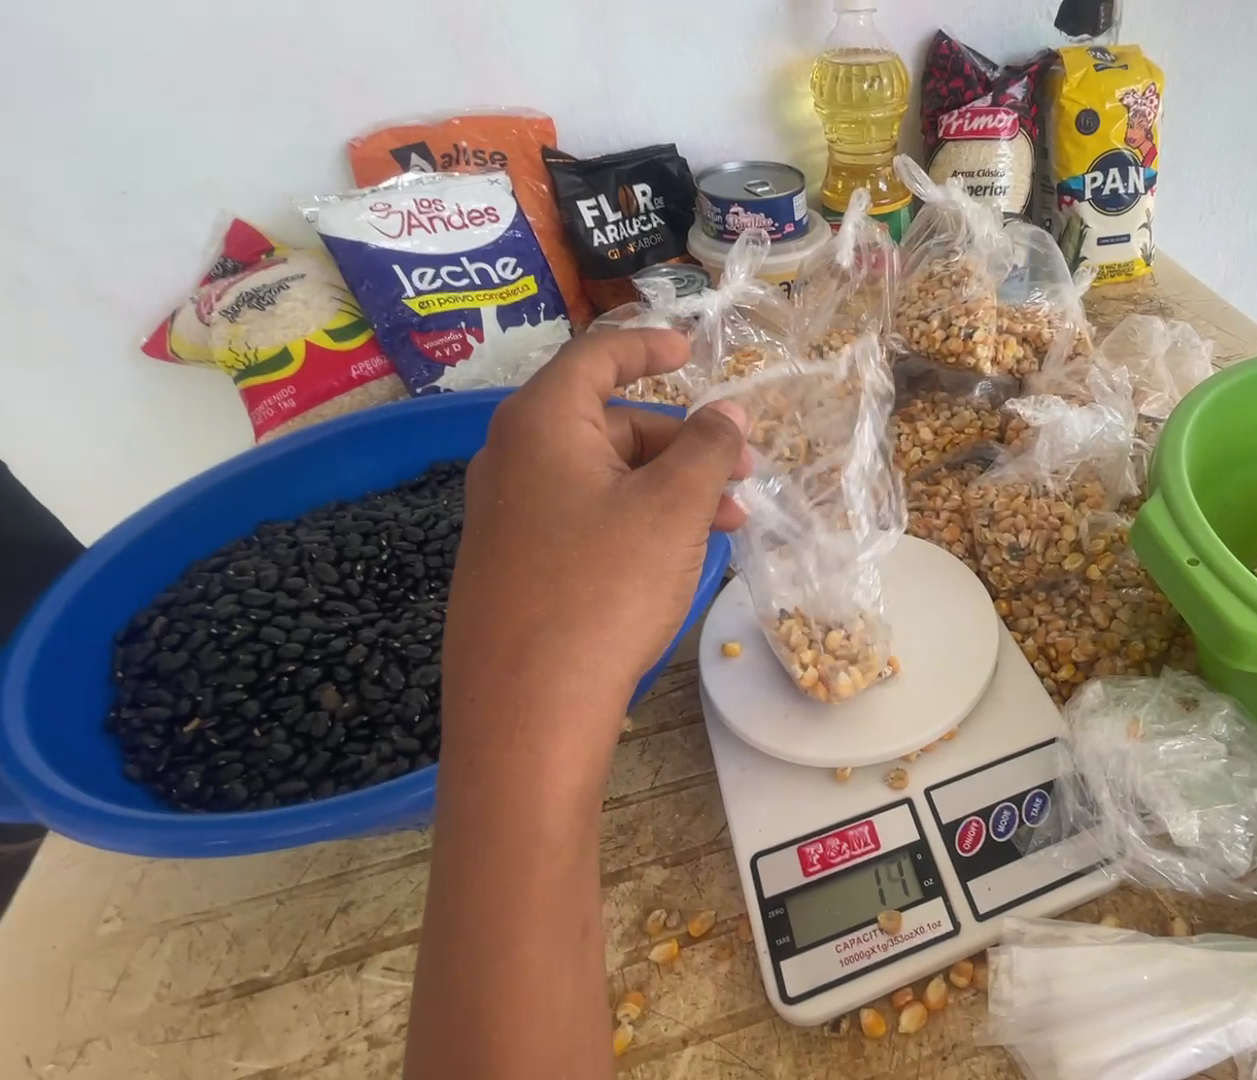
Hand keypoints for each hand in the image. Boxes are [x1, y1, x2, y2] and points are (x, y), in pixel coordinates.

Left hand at [441, 329, 748, 767]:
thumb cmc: (605, 586)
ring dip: (673, 488)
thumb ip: (707, 448)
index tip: (691, 348)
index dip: (649, 345)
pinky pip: (590, 517)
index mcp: (542, 424)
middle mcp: (516, 459)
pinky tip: (681, 553)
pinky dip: (641, 520)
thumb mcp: (673, 507)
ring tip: (728, 522)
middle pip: (612, 424)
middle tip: (742, 473)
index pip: (597, 356)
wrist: (530, 707)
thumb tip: (728, 412)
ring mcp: (513, 515)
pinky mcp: (520, 563)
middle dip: (684, 442)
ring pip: (608, 477)